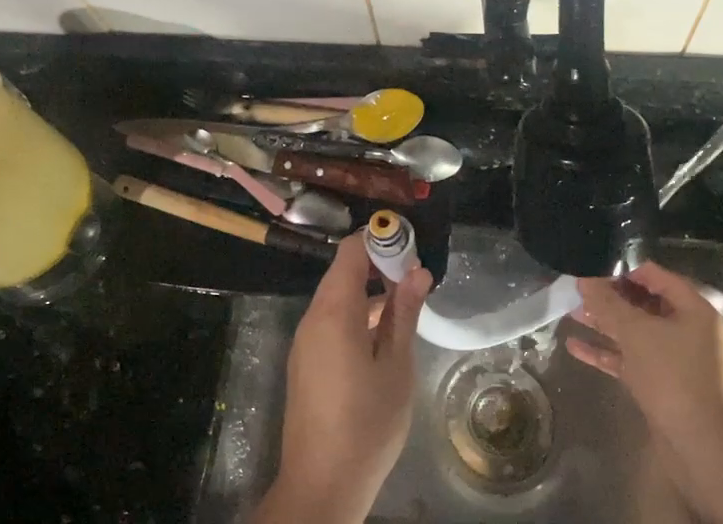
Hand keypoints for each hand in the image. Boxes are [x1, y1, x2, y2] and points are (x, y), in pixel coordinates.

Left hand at [251, 234, 432, 523]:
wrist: (321, 483)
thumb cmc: (367, 423)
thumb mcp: (397, 366)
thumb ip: (404, 313)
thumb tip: (418, 270)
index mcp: (334, 311)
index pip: (351, 251)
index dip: (380, 240)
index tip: (411, 246)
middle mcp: (313, 317)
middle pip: (343, 272)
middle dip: (378, 266)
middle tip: (416, 276)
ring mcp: (305, 341)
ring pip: (337, 298)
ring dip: (369, 292)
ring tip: (407, 303)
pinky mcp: (305, 362)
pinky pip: (330, 322)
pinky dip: (356, 315)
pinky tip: (383, 336)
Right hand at [568, 263, 722, 523]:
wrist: (698, 445)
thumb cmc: (672, 376)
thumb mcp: (636, 332)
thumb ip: (608, 304)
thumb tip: (584, 280)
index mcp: (693, 309)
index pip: (655, 275)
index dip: (622, 269)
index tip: (591, 269)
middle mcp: (688, 329)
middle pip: (644, 303)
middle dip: (609, 297)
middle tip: (577, 290)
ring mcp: (676, 358)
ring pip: (635, 332)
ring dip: (604, 323)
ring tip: (570, 313)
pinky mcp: (662, 384)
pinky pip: (631, 359)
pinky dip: (606, 352)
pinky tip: (575, 347)